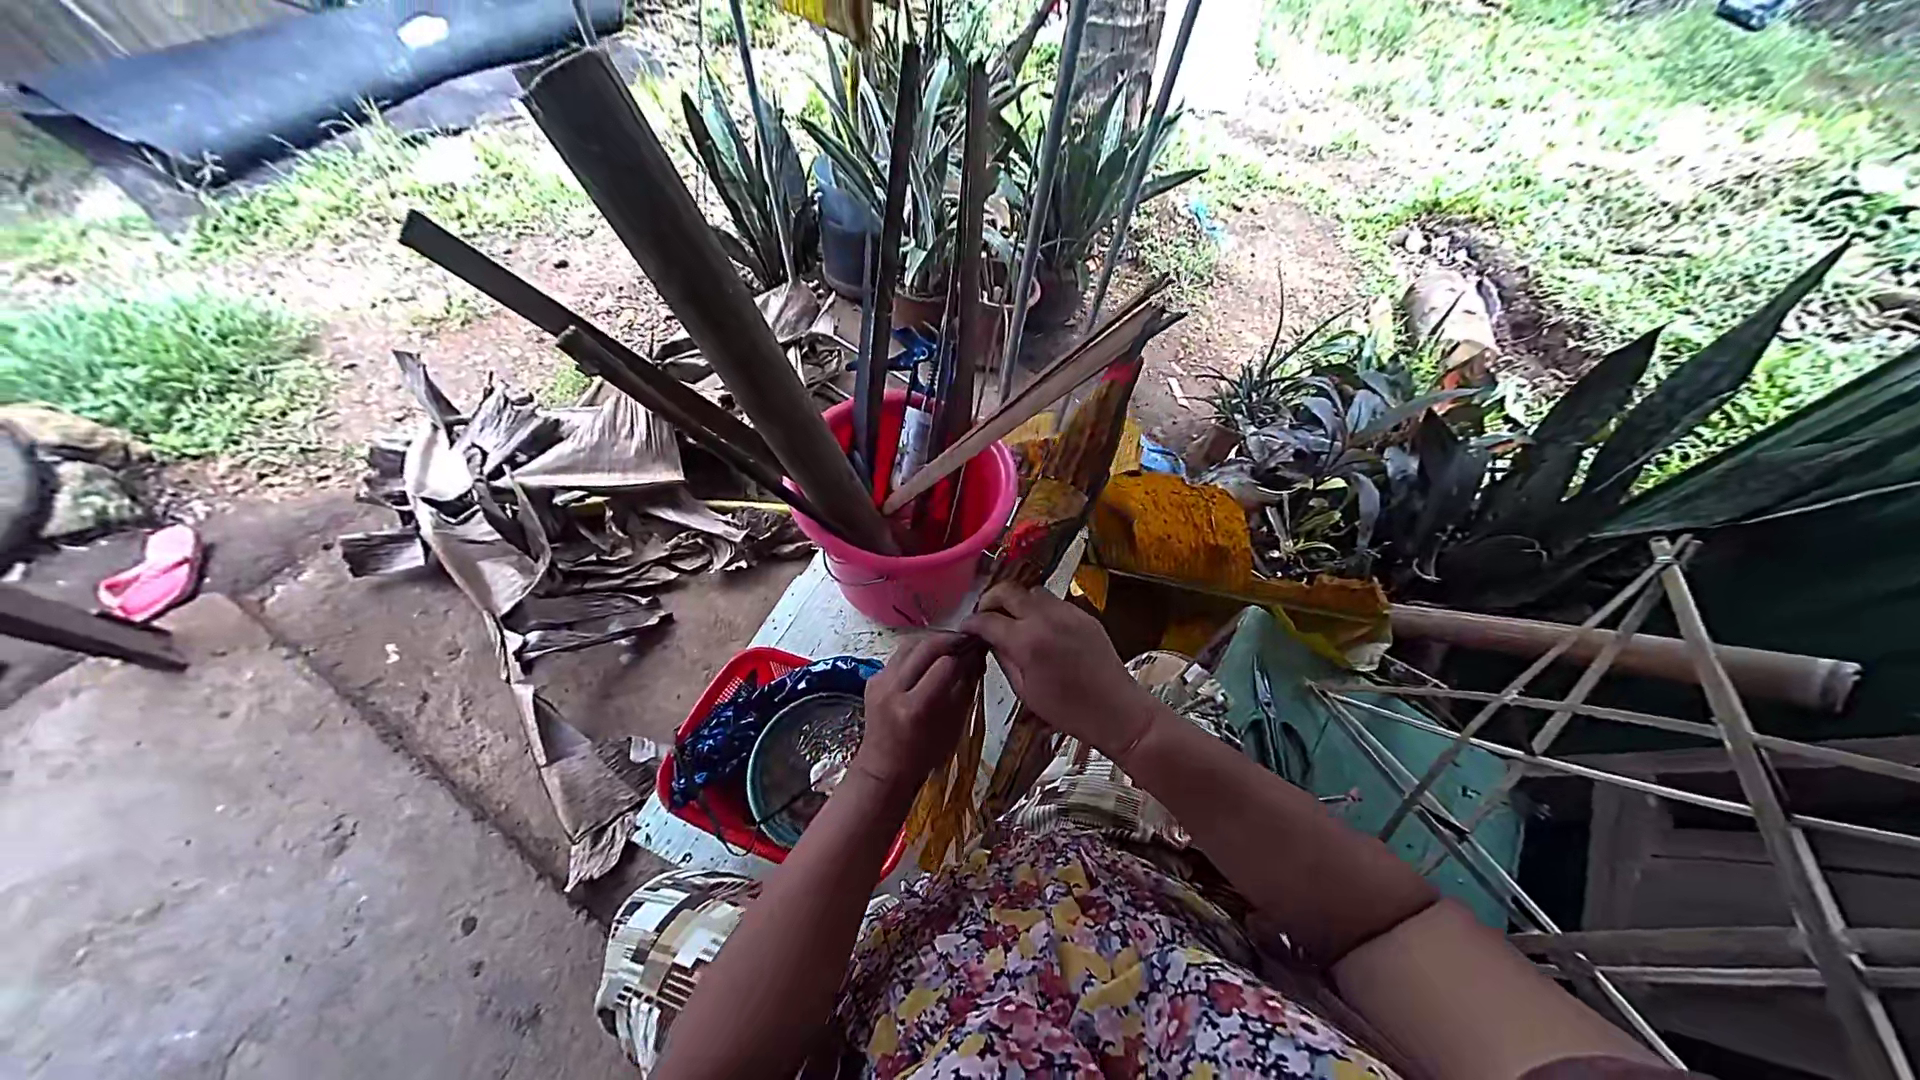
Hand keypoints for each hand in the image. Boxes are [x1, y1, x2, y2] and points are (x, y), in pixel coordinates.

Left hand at [851, 632, 984, 791]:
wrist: (884, 768)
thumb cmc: (925, 753)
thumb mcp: (953, 724)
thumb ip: (965, 686)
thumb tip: (976, 655)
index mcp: (915, 707)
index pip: (945, 665)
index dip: (964, 655)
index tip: (977, 652)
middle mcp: (893, 689)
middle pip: (926, 647)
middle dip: (950, 639)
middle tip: (967, 640)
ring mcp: (879, 682)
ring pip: (910, 644)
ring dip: (932, 641)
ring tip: (949, 645)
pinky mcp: (872, 679)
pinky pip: (898, 656)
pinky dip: (916, 654)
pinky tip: (928, 662)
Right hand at [960, 584, 1158, 758]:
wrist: (1116, 711)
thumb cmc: (1068, 711)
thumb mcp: (1025, 691)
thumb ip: (1004, 660)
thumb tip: (991, 641)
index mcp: (1027, 642)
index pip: (988, 620)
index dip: (971, 623)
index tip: (966, 628)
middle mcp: (1046, 618)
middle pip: (1008, 591)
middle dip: (990, 600)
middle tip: (985, 615)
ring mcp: (1068, 613)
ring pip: (1032, 591)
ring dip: (1017, 601)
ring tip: (1013, 619)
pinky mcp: (1084, 614)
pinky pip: (1054, 601)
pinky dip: (1040, 608)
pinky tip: (1040, 627)